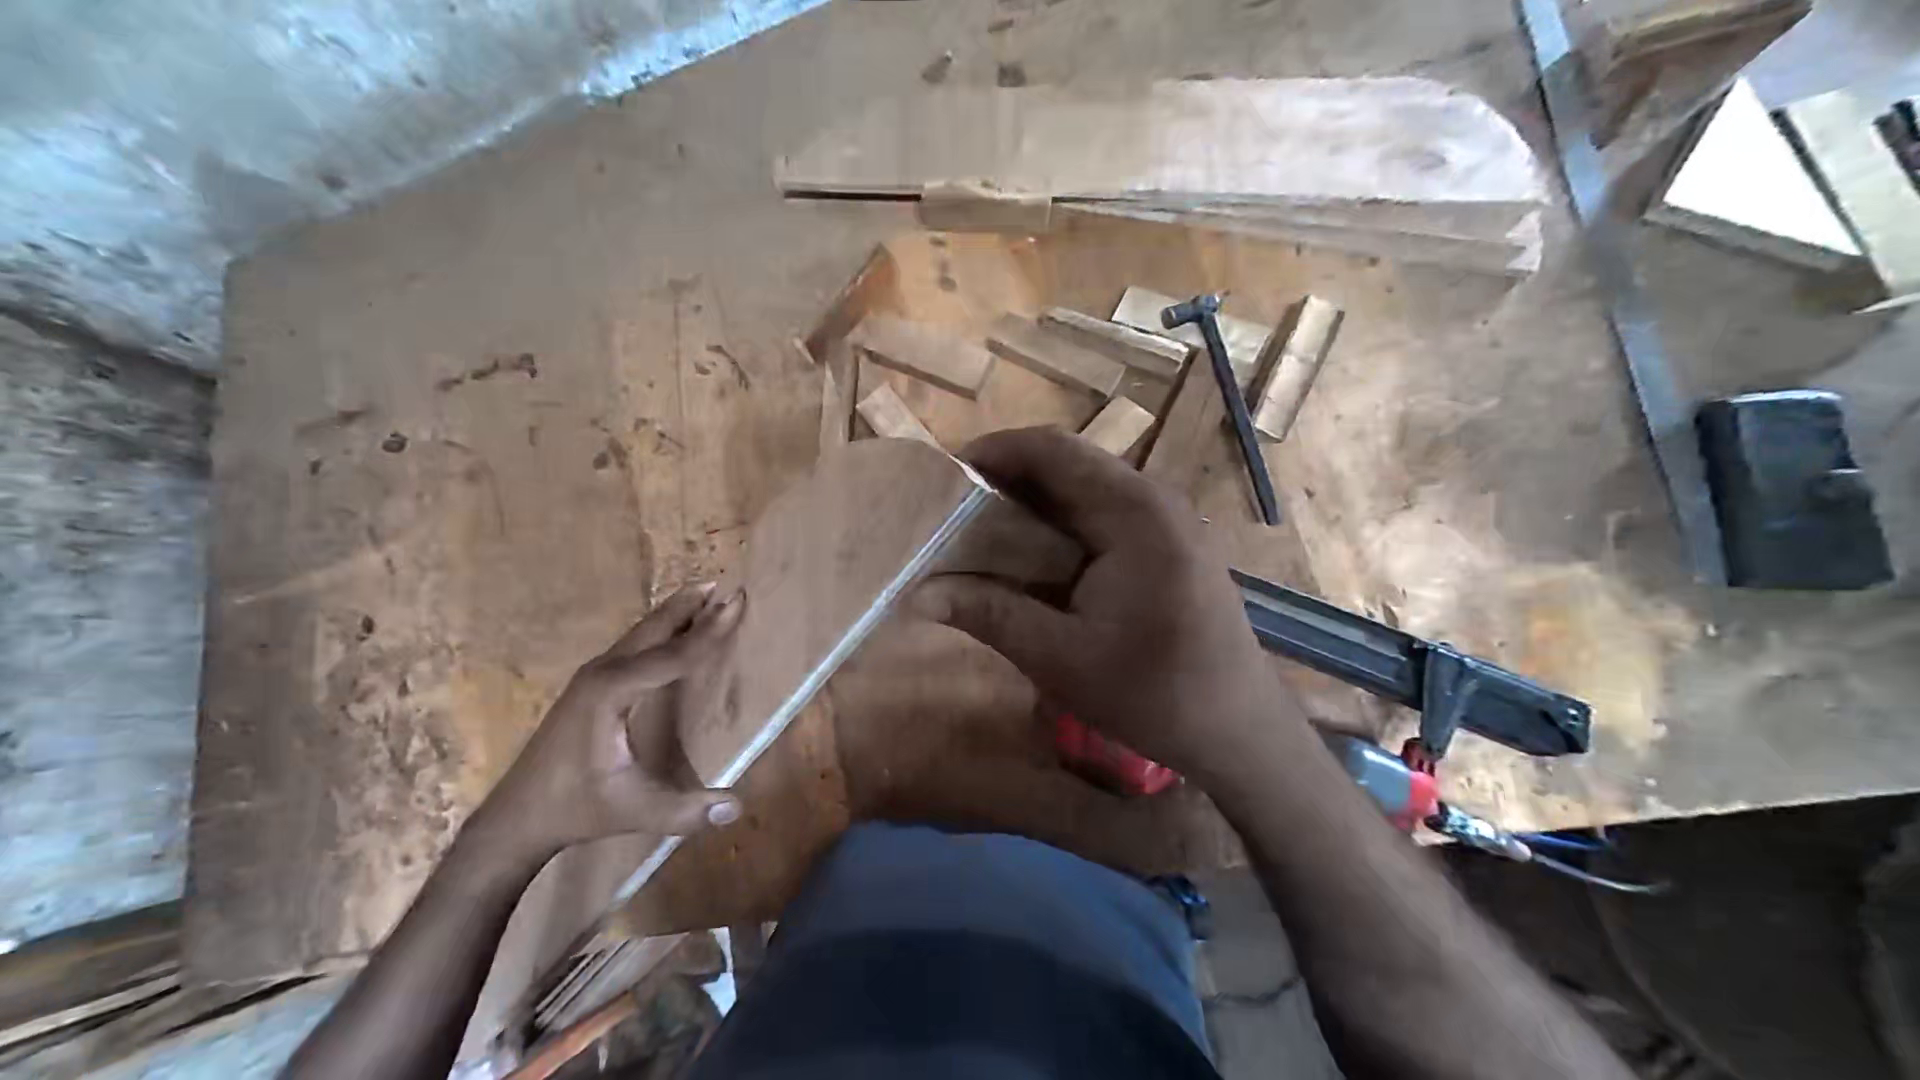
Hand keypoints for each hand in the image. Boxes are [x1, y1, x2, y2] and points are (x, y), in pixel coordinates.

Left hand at [462, 584, 745, 865]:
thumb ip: (686, 811)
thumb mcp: (634, 811)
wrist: (517, 818)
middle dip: (690, 606)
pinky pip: (633, 646)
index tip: (736, 605)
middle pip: (654, 630)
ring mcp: (592, 676)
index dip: (708, 632)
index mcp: (612, 693)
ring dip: (675, 614)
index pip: (672, 656)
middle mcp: (601, 673)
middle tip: (724, 586)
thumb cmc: (576, 807)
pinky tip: (672, 632)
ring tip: (705, 596)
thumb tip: (737, 808)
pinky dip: (660, 631)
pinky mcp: (590, 686)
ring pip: (641, 634)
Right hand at [909, 427, 1304, 779]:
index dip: (994, 452)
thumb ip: (988, 614)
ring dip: (1031, 503)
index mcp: (1134, 512)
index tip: (943, 479)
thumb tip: (915, 595)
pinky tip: (1029, 558)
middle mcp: (1154, 500)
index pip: (1053, 450)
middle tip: (951, 510)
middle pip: (1067, 463)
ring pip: (1083, 489)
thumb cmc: (1154, 694)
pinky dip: (1058, 526)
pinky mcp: (1168, 544)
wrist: (1239, 730)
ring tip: (978, 532)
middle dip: (1005, 479)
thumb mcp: (1059, 657)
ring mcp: (1166, 521)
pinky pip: (1101, 515)